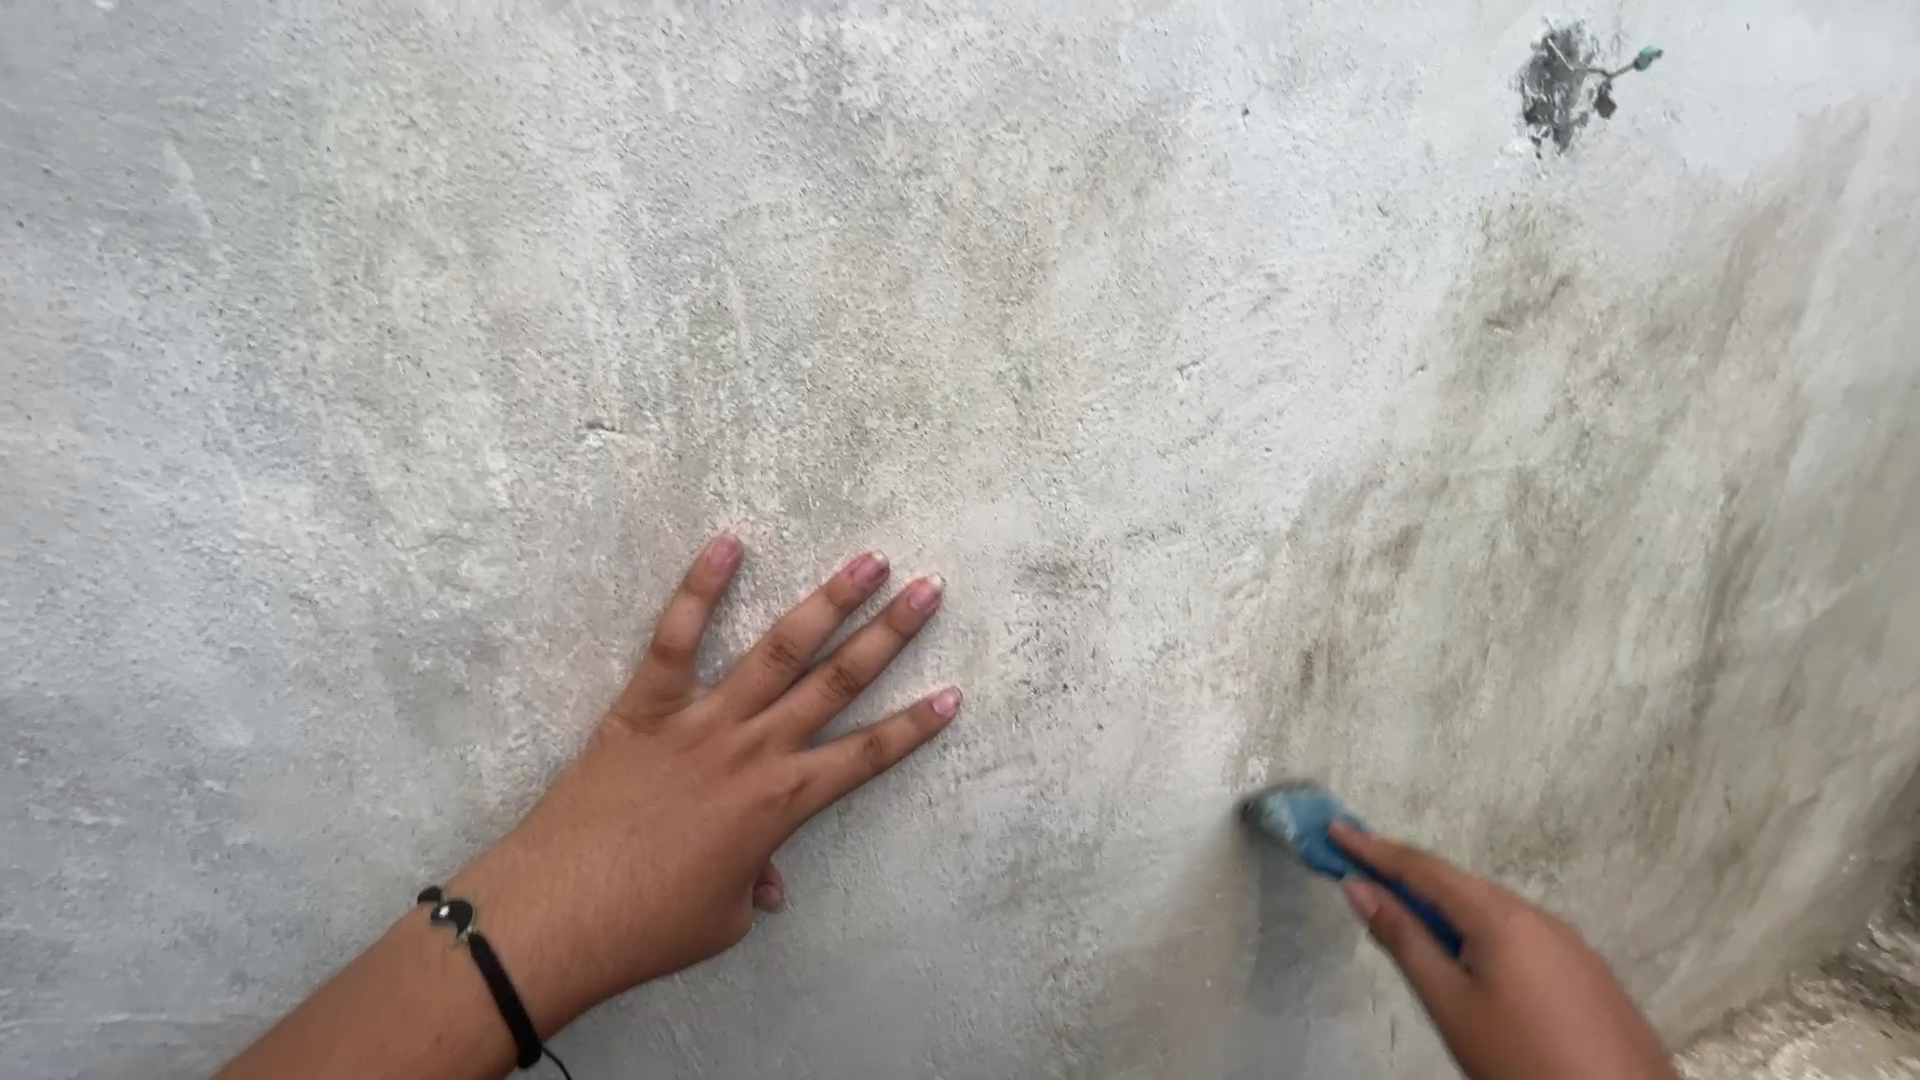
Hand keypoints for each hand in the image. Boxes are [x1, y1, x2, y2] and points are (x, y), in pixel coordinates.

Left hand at [450, 534, 958, 1032]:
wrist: (552, 921)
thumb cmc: (647, 927)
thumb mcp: (724, 917)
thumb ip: (758, 882)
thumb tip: (774, 882)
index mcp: (783, 802)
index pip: (868, 756)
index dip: (915, 728)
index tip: (953, 694)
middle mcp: (756, 748)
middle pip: (840, 681)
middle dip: (891, 634)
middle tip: (928, 590)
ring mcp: (704, 720)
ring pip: (781, 649)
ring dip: (830, 602)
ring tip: (868, 562)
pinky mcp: (648, 704)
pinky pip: (677, 638)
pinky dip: (700, 589)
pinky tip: (728, 543)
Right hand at [1331, 824, 1676, 1079]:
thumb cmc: (1523, 1061)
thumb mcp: (1449, 1004)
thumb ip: (1402, 938)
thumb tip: (1357, 887)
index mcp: (1500, 917)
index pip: (1421, 868)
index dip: (1372, 848)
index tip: (1333, 827)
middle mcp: (1537, 916)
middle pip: (1456, 883)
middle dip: (1404, 872)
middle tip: (1358, 866)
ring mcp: (1570, 944)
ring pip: (1488, 907)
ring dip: (1440, 902)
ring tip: (1404, 911)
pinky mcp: (1589, 973)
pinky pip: (1517, 931)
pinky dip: (1476, 926)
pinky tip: (1467, 953)